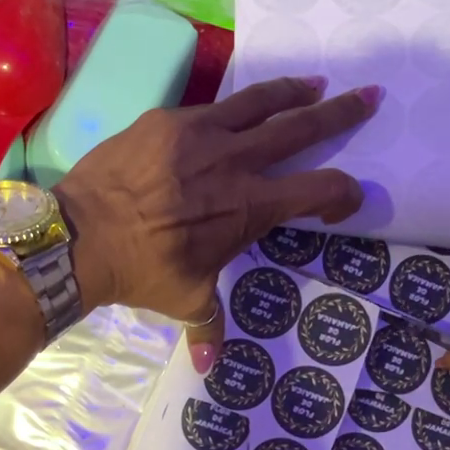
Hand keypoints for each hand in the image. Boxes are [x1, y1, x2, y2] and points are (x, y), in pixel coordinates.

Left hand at [54, 76, 380, 370]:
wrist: (81, 235)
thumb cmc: (142, 271)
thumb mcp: (185, 300)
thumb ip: (208, 325)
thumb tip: (209, 366)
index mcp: (250, 206)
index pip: (317, 191)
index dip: (342, 193)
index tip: (349, 198)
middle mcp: (234, 161)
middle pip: (300, 128)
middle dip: (340, 113)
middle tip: (368, 97)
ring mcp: (200, 133)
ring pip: (258, 102)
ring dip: (292, 92)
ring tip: (315, 83)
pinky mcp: (167, 120)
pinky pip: (210, 108)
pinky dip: (232, 108)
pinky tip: (235, 108)